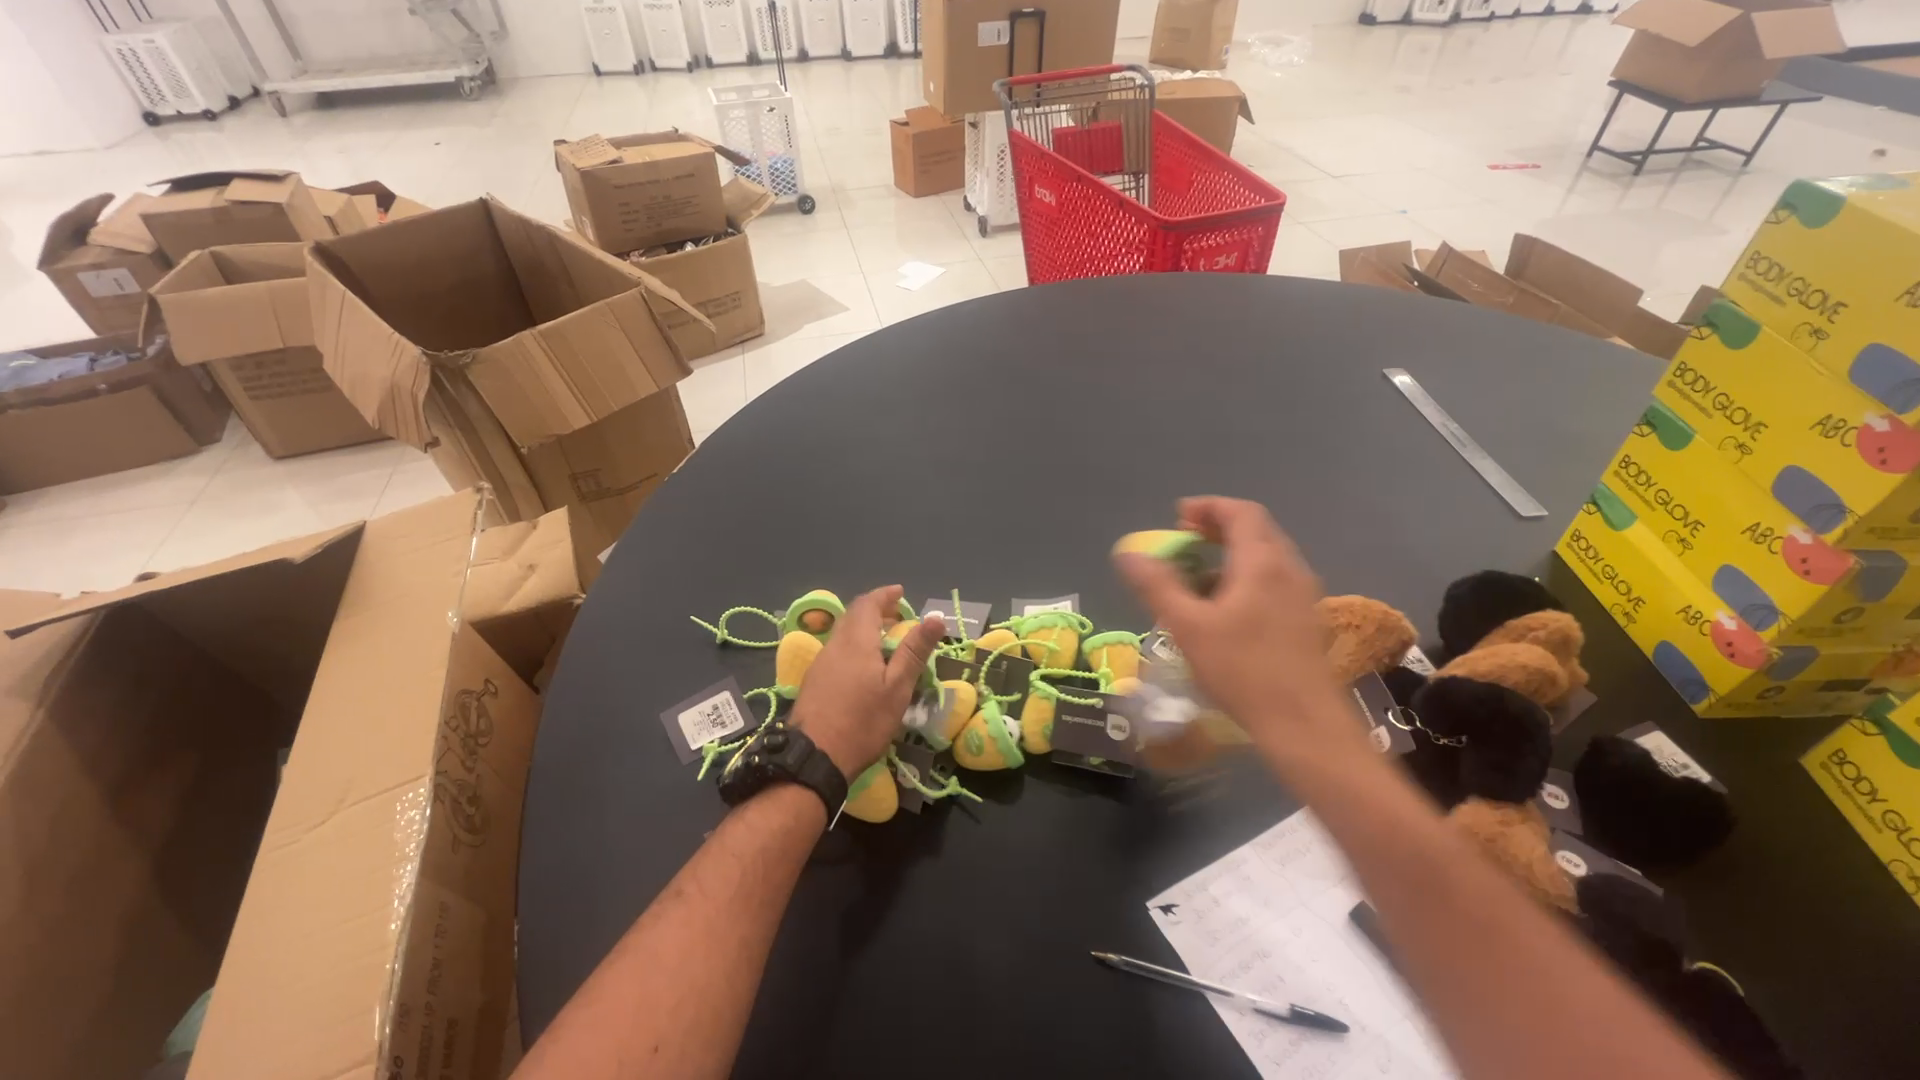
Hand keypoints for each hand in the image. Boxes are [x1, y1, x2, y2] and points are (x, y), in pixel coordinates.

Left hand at [789, 586, 944, 781]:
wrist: (815, 757)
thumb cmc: (863, 721)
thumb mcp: (897, 687)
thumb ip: (914, 651)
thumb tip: (936, 617)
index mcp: (856, 641)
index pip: (868, 604)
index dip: (885, 595)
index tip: (901, 593)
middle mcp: (834, 645)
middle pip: (853, 616)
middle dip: (875, 609)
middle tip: (897, 615)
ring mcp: (820, 663)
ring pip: (843, 634)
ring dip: (864, 628)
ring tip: (885, 639)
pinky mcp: (814, 681)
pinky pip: (837, 650)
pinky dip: (854, 645)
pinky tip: (864, 665)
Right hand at [1115, 497, 1359, 763]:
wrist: (1302, 722)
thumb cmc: (1242, 670)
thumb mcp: (1187, 627)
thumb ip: (1156, 585)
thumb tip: (1128, 553)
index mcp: (1262, 562)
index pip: (1240, 512)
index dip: (1208, 507)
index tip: (1178, 518)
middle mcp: (1290, 569)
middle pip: (1256, 530)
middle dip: (1219, 528)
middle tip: (1185, 541)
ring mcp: (1303, 595)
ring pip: (1267, 557)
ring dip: (1232, 555)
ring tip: (1198, 576)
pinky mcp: (1306, 620)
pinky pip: (1274, 581)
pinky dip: (1246, 578)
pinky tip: (1225, 609)